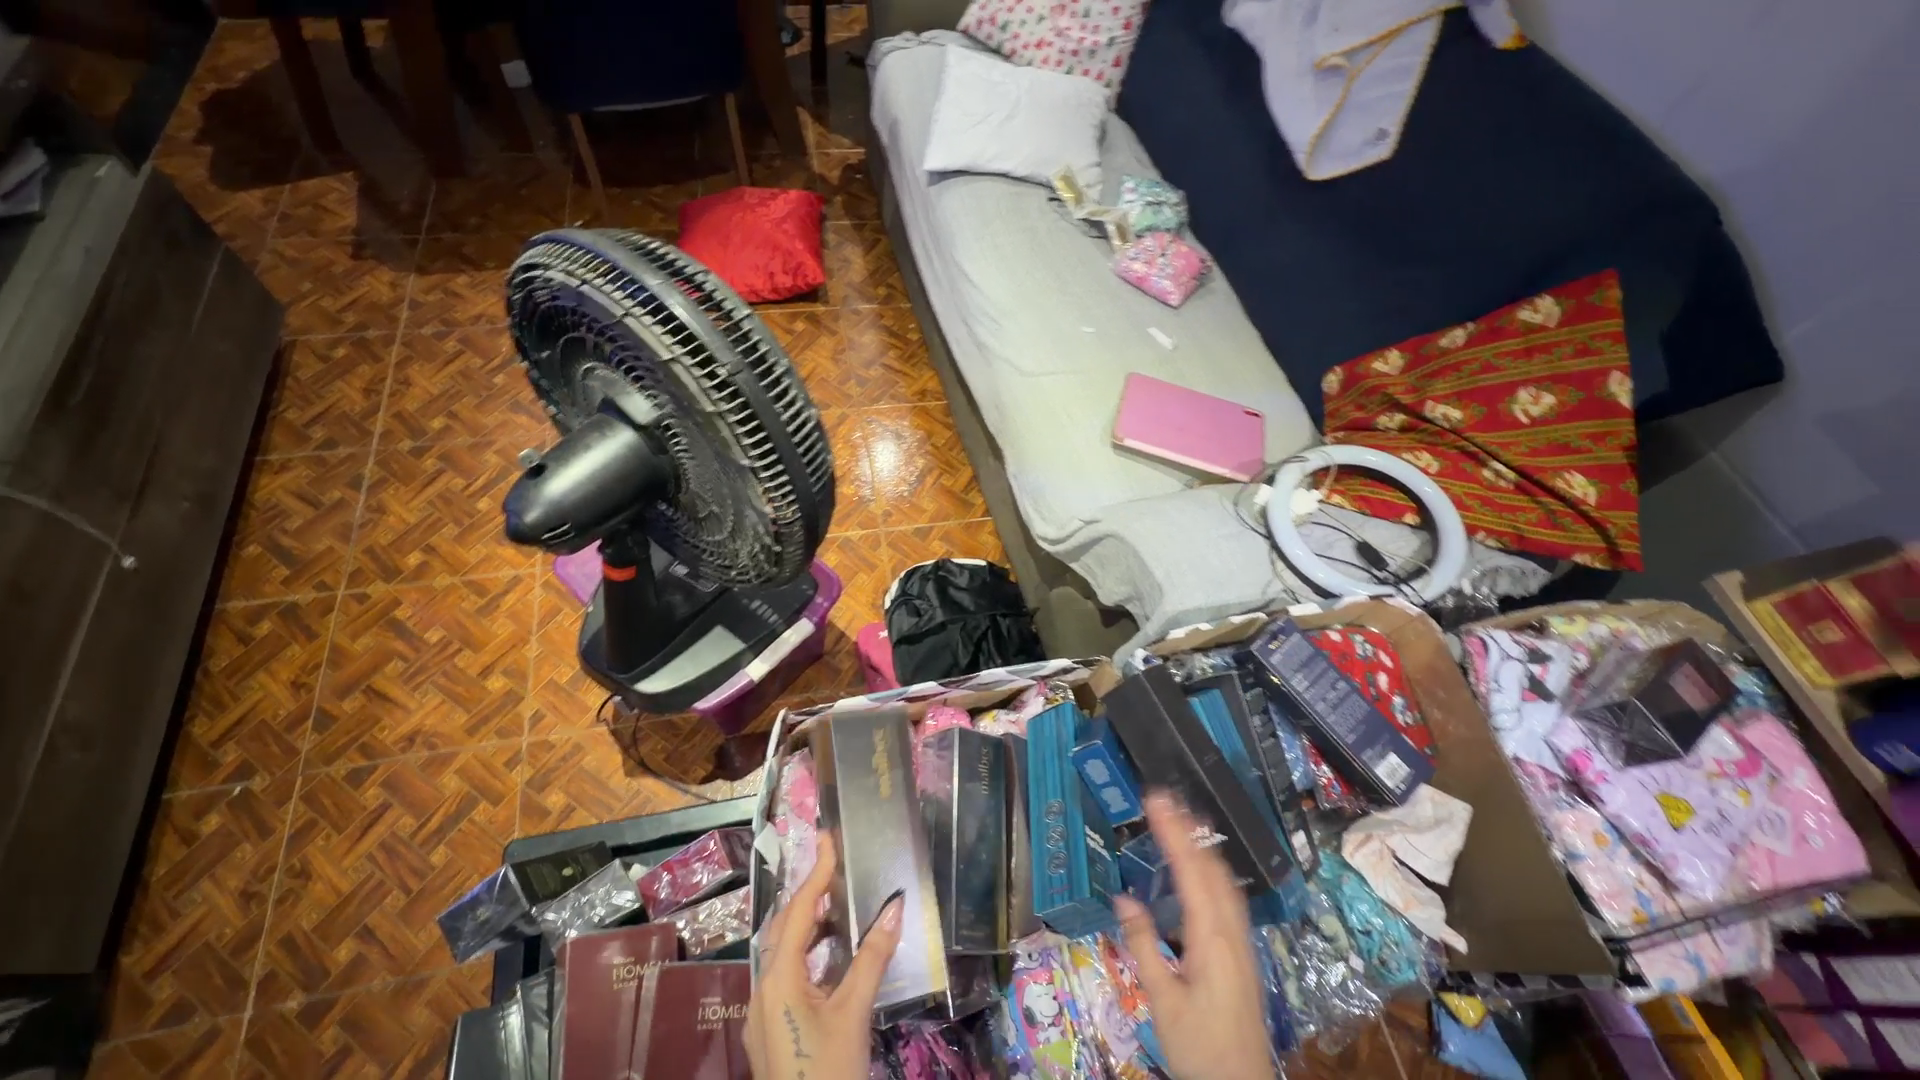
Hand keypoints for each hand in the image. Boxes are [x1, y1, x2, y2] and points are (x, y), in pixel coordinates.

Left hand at [745, 834, 903, 1079]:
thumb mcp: (855, 1012)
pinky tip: (827, 963)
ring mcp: (761, 1014)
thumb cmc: (830, 1068)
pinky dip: (804, 958)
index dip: (816, 874)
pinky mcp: (768, 1032)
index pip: (796, 912)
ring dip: (806, 930)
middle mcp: (761, 989)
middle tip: (833, 870)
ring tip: (835, 910)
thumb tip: (895, 907)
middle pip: (782, 930)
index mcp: (778, 978)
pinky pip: (783, 979)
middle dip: (807, 898)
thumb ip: (872, 958)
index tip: (828, 840)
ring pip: (781, 956)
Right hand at [1114, 792, 1276, 1079]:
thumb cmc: (1198, 1044)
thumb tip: (1123, 899)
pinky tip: (1204, 872)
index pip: (1191, 872)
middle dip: (1190, 830)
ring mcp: (1242, 943)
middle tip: (1165, 799)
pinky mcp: (1243, 954)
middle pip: (1213, 869)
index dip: (1174, 832)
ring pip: (1226, 882)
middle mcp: (1232, 932)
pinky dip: (1214, 872)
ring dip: (1204, 847)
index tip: (1156, 799)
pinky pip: (1230, 898)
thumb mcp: (1161, 999)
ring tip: (1184, 821)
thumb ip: (1144, 946)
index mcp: (1211, 938)